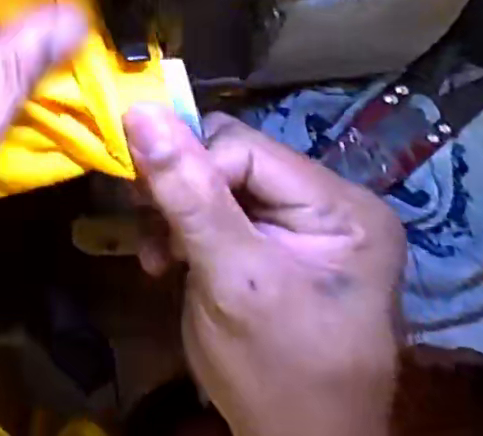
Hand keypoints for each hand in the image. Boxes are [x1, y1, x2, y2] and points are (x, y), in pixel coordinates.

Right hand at [124, 104, 405, 435]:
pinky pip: (213, 208)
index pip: (243, 148)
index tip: (148, 203)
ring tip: (156, 252)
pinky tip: (165, 259)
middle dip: (179, 190)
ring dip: (173, 210)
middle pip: (226, 157)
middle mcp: (327, 202)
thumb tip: (141, 109)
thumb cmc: (276, 373)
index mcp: (341, 206)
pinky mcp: (271, 241)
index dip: (190, 168)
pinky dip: (182, 228)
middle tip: (146, 222)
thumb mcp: (230, 278)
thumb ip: (187, 193)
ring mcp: (300, 223)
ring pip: (212, 179)